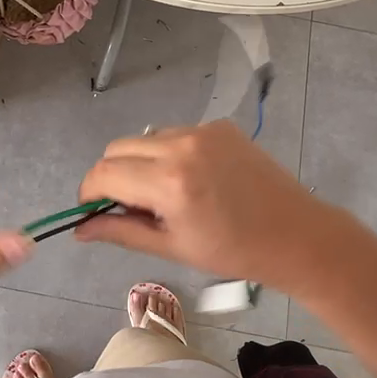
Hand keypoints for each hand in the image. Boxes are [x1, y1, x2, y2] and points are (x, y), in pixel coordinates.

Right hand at [75, 122, 357, 290]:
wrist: (296, 234)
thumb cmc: (233, 251)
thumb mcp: (172, 246)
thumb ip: (121, 231)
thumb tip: (80, 228)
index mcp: (168, 182)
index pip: (103, 173)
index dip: (89, 193)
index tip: (93, 212)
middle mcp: (180, 145)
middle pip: (117, 149)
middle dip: (112, 177)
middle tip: (131, 207)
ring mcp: (202, 130)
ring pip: (144, 139)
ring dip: (140, 163)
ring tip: (165, 195)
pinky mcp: (219, 125)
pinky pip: (174, 134)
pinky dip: (168, 154)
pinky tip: (192, 179)